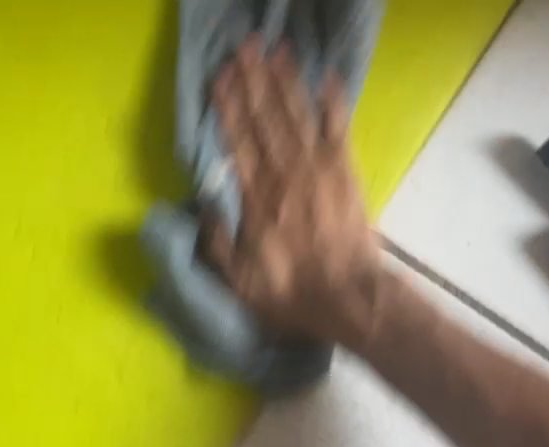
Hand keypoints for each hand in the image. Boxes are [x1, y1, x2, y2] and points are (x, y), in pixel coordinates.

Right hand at [205, 38, 389, 350]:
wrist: (346, 297)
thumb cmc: (288, 293)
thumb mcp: (238, 280)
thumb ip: (217, 241)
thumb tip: (203, 204)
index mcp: (256, 199)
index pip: (238, 143)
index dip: (228, 109)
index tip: (219, 79)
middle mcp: (285, 174)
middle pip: (265, 120)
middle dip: (253, 82)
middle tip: (243, 48)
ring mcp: (318, 170)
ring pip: (297, 116)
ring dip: (285, 83)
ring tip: (274, 52)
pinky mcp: (346, 174)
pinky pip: (338, 129)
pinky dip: (332, 103)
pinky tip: (325, 78)